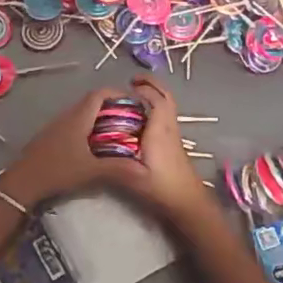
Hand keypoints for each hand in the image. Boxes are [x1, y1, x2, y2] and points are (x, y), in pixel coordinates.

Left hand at [0, 87, 139, 208]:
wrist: (23, 182)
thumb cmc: (58, 171)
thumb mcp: (91, 171)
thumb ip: (117, 168)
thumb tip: (143, 170)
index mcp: (78, 119)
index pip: (98, 94)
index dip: (116, 93)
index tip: (132, 101)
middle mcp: (66, 117)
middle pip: (90, 102)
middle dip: (111, 106)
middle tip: (128, 118)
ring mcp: (56, 125)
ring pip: (81, 113)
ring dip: (98, 117)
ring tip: (115, 130)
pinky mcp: (50, 136)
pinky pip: (72, 123)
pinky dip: (86, 126)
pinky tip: (93, 143)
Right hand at [103, 76, 213, 222]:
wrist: (188, 201)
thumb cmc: (162, 187)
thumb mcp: (133, 177)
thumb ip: (114, 164)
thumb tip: (95, 151)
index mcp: (160, 131)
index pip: (156, 100)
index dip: (144, 89)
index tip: (128, 86)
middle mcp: (169, 128)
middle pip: (166, 97)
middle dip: (152, 85)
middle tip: (134, 81)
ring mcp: (174, 135)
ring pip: (168, 106)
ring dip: (155, 95)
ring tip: (135, 95)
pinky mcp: (174, 143)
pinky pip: (166, 116)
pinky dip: (156, 108)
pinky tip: (141, 118)